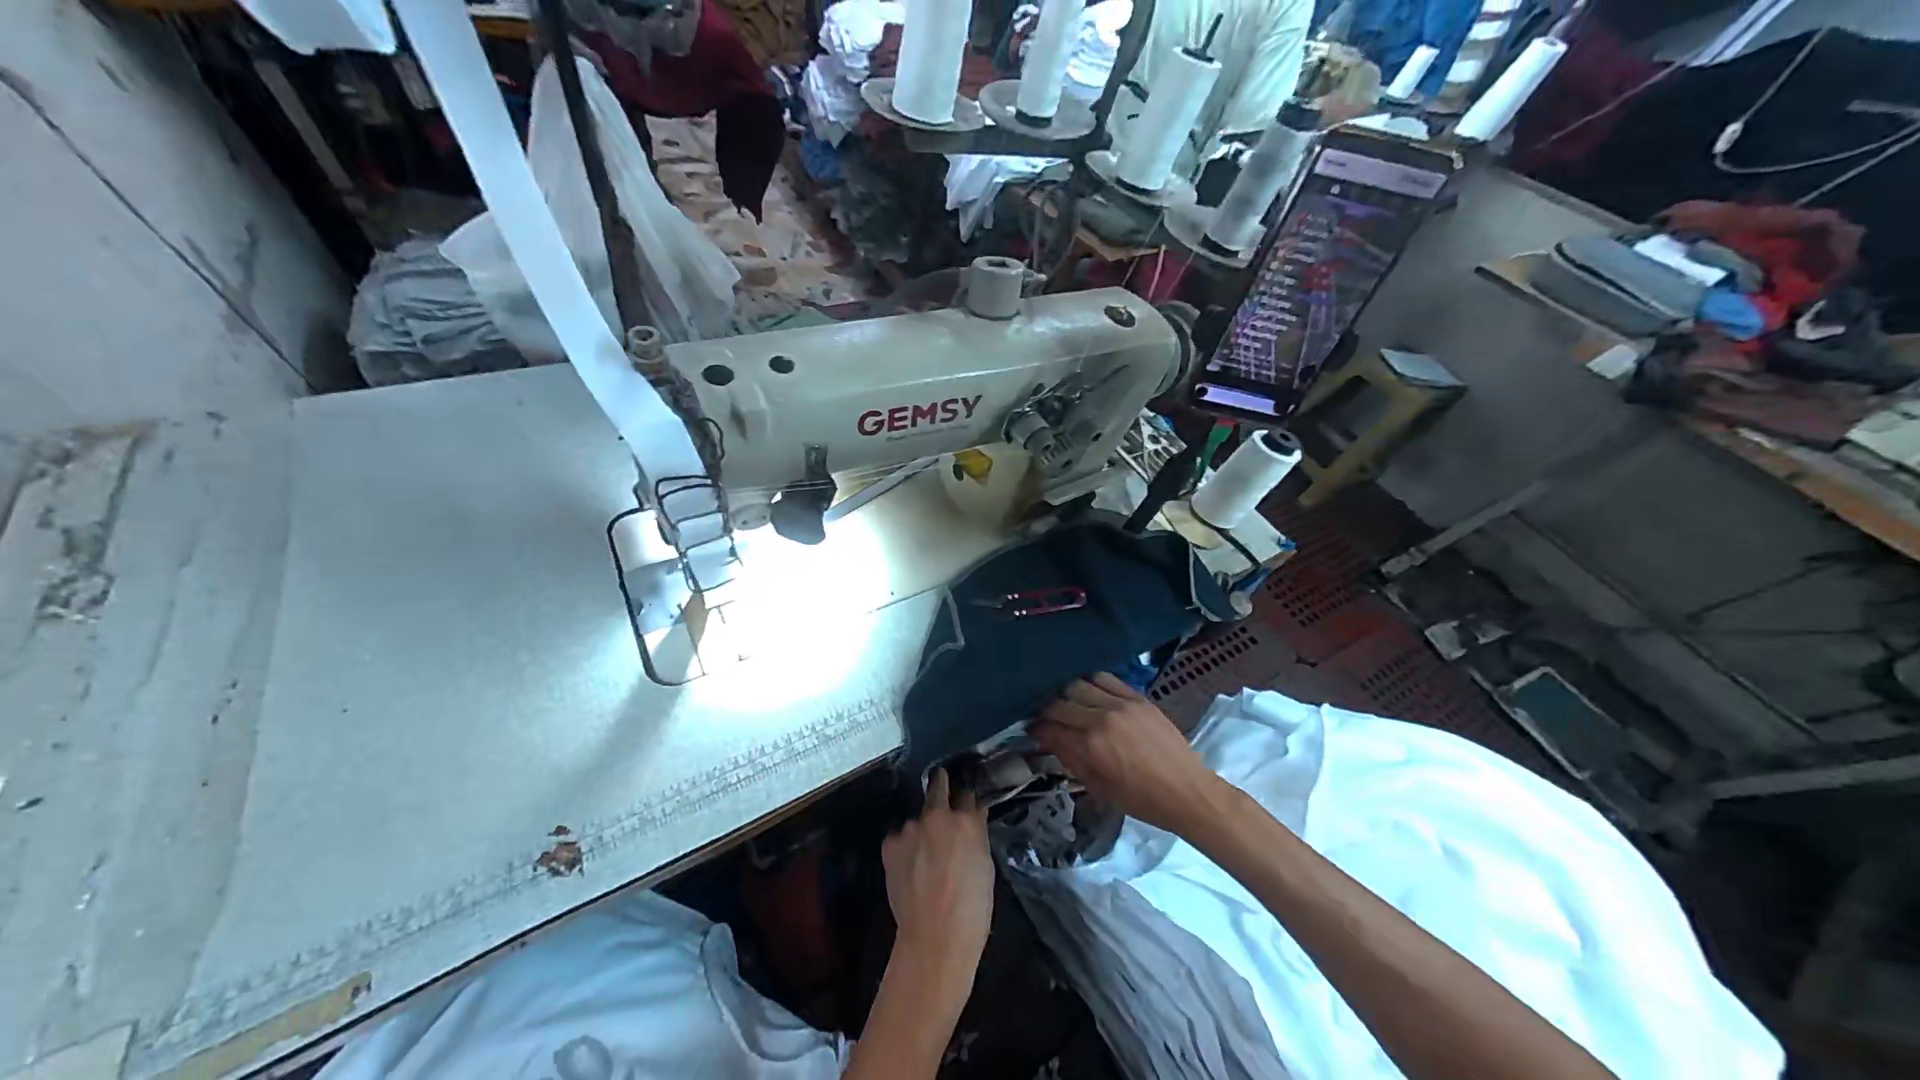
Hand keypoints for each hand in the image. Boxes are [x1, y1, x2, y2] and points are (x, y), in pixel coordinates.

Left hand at [882, 769, 993, 976]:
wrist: (934, 937)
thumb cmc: (972, 908)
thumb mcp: (985, 866)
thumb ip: (976, 836)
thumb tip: (971, 821)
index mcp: (967, 821)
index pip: (967, 796)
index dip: (967, 800)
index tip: (965, 802)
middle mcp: (937, 816)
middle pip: (938, 787)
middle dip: (940, 784)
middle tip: (941, 784)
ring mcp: (910, 828)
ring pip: (916, 820)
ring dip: (921, 829)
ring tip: (924, 855)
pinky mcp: (890, 844)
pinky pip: (899, 838)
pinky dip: (905, 847)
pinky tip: (909, 867)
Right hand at [1030, 673, 1231, 835]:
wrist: (1186, 791)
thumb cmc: (1140, 799)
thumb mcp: (1097, 786)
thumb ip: (1069, 758)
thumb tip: (1047, 738)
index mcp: (1090, 745)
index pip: (1050, 726)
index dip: (1036, 728)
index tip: (1032, 729)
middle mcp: (1101, 717)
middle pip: (1060, 701)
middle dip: (1047, 710)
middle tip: (1046, 718)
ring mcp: (1121, 703)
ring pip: (1079, 683)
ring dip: (1067, 692)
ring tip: (1066, 702)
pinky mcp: (1137, 697)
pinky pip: (1105, 678)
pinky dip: (1091, 682)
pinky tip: (1088, 691)